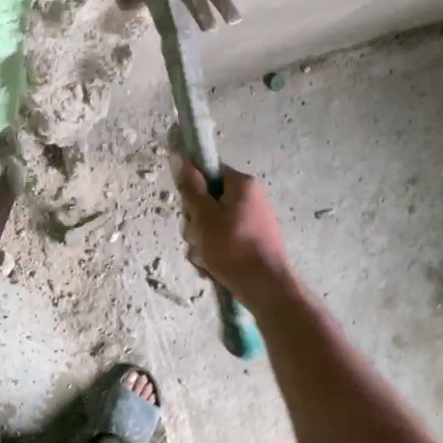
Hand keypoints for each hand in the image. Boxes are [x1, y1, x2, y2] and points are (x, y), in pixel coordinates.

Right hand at [174, 155, 296, 305]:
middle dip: (196, 224)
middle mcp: (249, 198)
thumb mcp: (205, 216)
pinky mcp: (250, 242)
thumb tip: (178, 156)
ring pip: (211, 226)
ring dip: (201, 243)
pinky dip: (213, 254)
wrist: (264, 286)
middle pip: (207, 202)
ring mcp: (251, 222)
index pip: (208, 174)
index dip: (192, 193)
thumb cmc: (233, 248)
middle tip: (199, 239)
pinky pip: (222, 242)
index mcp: (242, 185)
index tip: (190, 212)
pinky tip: (213, 267)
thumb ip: (190, 188)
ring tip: (207, 258)